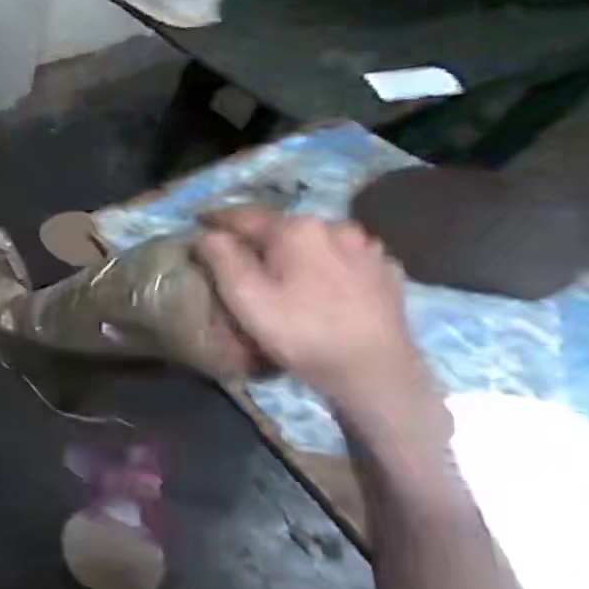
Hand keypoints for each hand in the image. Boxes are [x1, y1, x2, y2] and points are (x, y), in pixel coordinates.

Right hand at [194, 214, 426, 410]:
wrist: (376, 372)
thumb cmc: (302, 333)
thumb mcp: (246, 299)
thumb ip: (222, 259)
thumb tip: (208, 235)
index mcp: (297, 229)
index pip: (246, 216)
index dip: (218, 220)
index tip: (199, 223)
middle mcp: (336, 226)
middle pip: (284, 229)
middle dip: (261, 242)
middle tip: (242, 262)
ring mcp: (368, 248)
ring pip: (318, 243)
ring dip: (298, 254)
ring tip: (286, 276)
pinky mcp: (388, 272)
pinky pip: (346, 261)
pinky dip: (328, 269)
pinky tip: (324, 290)